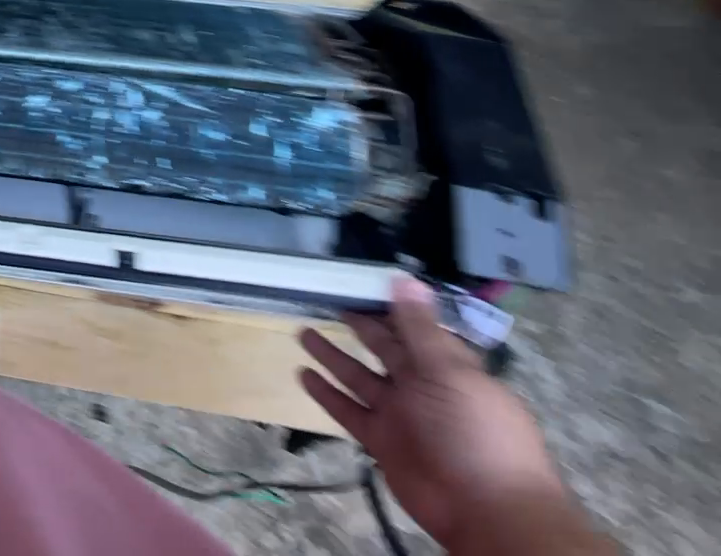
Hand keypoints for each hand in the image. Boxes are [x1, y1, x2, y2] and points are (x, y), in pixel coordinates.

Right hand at [299, 277, 567, 545]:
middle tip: (328, 301)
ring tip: (302, 331)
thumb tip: (404, 278)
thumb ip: (419, 328)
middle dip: (362, 327)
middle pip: (387, 351)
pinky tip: (302, 374)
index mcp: (451, 370)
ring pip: (361, 377)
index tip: (361, 284)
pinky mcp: (381, 440)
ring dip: (333, 356)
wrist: (487, 510)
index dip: (393, 308)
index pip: (419, 331)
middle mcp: (426, 389)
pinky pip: (348, 410)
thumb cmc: (475, 433)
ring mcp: (402, 416)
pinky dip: (326, 393)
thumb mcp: (448, 373)